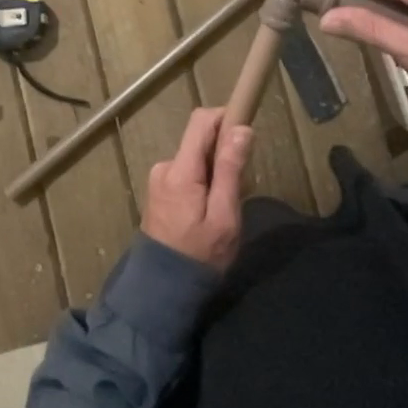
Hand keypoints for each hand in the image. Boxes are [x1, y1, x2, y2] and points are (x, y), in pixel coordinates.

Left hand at [142, 108, 252, 272]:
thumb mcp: (224, 216)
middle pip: (200, 140)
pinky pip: (187, 173)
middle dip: (224, 153)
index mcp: (180, 171)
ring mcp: (159, 179)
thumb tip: (241, 128)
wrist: (162, 290)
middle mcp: (165, 168)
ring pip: (196, 158)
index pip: (201, 121)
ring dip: (215, 172)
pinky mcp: (160, 191)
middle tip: (240, 188)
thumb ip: (230, 171)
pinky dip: (203, 183)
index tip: (248, 133)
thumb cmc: (199, 256)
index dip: (226, 117)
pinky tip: (208, 212)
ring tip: (224, 208)